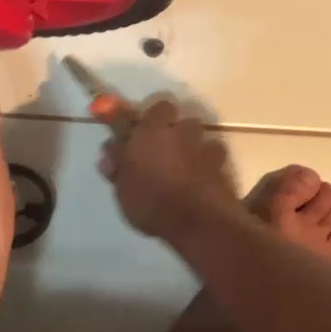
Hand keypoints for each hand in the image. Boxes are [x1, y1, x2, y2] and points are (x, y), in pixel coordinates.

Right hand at [98, 99, 239, 241]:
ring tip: (180, 156)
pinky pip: (212, 150)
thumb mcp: (122, 190)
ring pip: (192, 126)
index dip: (121, 116)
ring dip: (185, 136)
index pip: (126, 112)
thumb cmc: (151, 204)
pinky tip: (201, 172)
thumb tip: (109, 157)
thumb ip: (117, 168)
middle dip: (160, 119)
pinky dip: (206, 157)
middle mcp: (171, 129)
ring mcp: (198, 142)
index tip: (118, 124)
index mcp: (144, 132)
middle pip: (166, 108)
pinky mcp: (220, 160)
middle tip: (154, 140)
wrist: (198, 223)